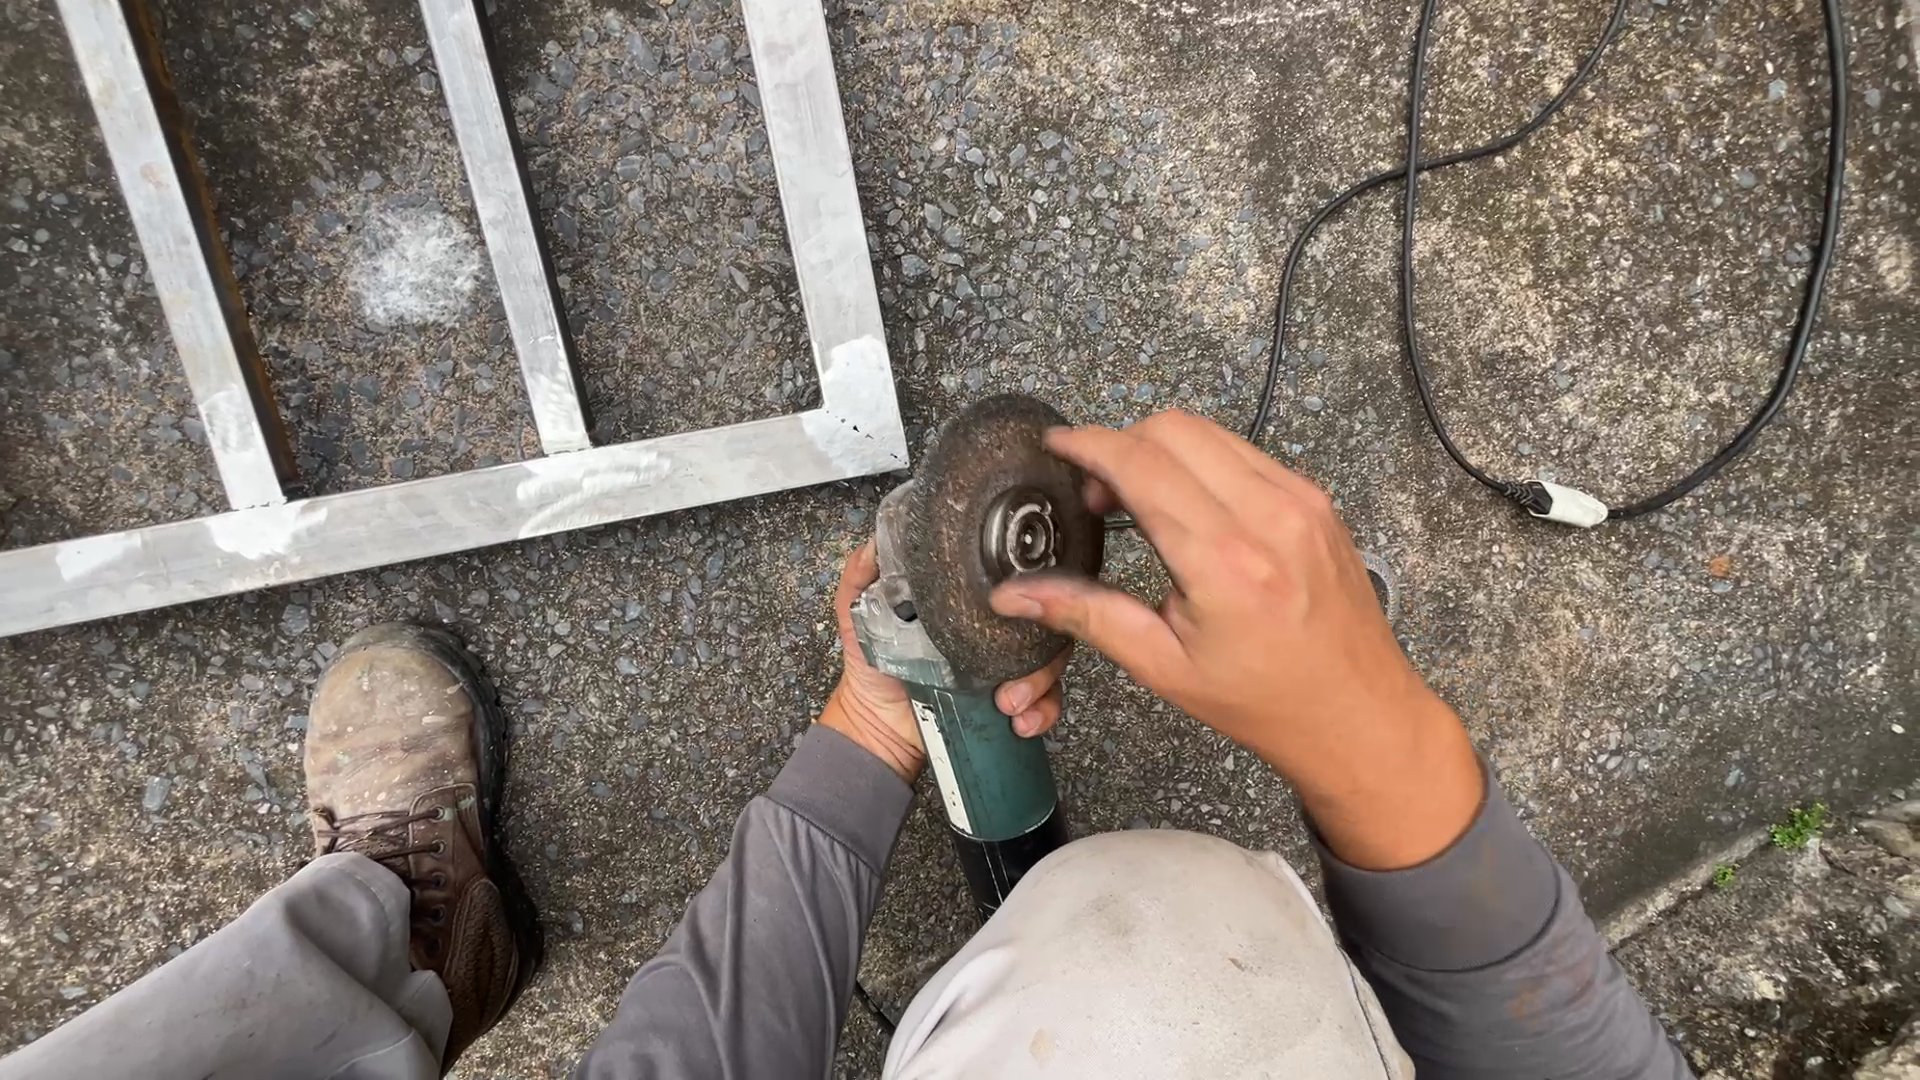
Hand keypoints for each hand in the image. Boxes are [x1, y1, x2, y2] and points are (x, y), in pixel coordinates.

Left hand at [818, 542, 1068, 784]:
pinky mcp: (1015, 698)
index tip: (1018, 602)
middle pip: (1042, 618)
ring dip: (1041, 682)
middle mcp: (994, 626)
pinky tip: (1022, 721)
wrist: (878, 726)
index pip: (1011, 581)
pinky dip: (1044, 709)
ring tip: (1010, 704)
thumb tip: (877, 543)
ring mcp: (1008, 663)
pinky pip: (1049, 699)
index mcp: (966, 600)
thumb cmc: (871, 663)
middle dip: (1038, 649)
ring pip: (1051, 659)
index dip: (1025, 587)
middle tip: (1011, 675)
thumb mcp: (859, 612)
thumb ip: (861, 577)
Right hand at [988, 411, 1482, 868]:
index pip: (1142, 466)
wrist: (1359, 713)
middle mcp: (1268, 515)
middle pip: (1172, 430)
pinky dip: (1197, 460)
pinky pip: (1241, 450)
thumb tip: (1013, 595)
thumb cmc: (1261, 700)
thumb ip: (1085, 614)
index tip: (1057, 445)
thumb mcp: (1161, 665)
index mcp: (1224, 562)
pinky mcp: (1315, 499)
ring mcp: (1300, 499)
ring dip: (1158, 448)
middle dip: (1119, 445)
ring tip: (1135, 499)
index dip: (1089, 445)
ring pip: (1208, 431)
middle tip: (1096, 495)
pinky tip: (1185, 503)